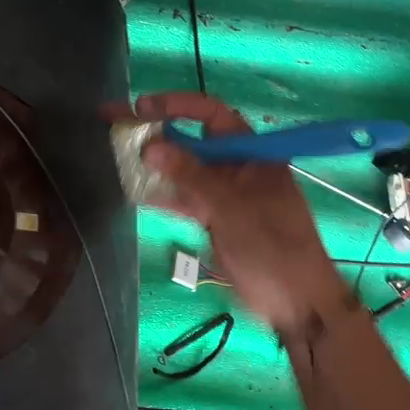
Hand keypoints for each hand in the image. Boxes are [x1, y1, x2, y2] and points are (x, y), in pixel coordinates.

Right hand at [129, 92, 352, 332]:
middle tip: (113, 117)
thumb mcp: (230, 206)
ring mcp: (222, 192)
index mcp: (250, 152)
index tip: (141, 106)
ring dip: (151, 160)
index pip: (210, 114)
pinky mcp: (213, 217)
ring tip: (114, 149)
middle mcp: (235, 166)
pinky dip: (159, 193)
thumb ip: (189, 175)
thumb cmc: (273, 245)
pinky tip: (132, 188)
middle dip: (154, 129)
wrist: (296, 303)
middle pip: (189, 139)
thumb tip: (150, 147)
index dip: (176, 105)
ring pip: (181, 168)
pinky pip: (181, 197)